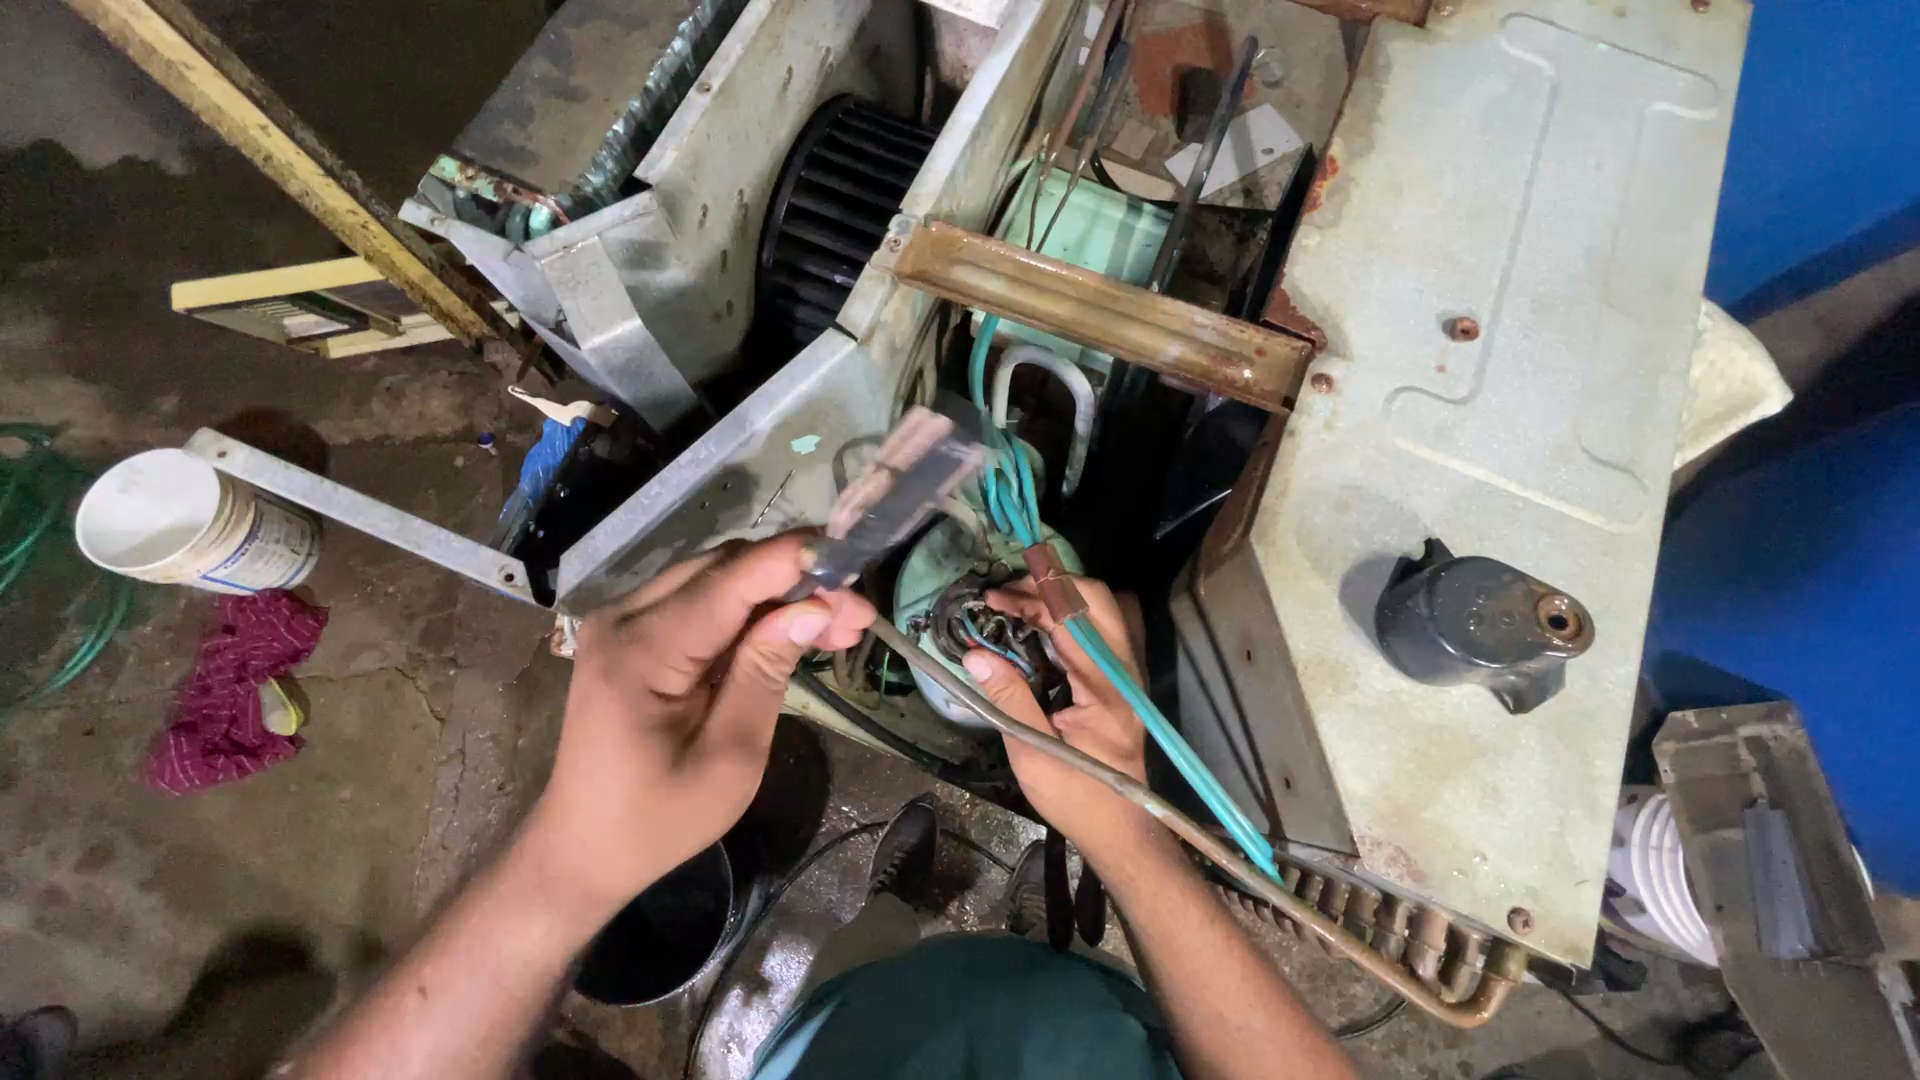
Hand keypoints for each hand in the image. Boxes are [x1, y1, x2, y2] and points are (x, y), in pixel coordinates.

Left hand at [523, 533, 874, 920]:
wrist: (584, 848)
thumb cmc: (660, 819)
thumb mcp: (731, 755)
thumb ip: (767, 672)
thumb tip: (815, 607)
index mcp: (641, 652)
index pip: (730, 579)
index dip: (796, 561)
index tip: (857, 563)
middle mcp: (623, 617)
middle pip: (725, 566)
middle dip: (796, 579)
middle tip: (855, 614)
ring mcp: (622, 620)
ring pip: (717, 575)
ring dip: (778, 591)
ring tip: (836, 623)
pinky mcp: (632, 631)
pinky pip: (702, 598)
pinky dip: (751, 607)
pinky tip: (790, 628)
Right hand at [961, 575, 1151, 852]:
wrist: (1119, 829)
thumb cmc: (1078, 795)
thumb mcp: (1033, 751)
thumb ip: (1008, 698)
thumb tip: (974, 654)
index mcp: (1107, 686)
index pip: (1076, 619)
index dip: (1035, 597)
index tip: (996, 596)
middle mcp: (1123, 671)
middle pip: (1096, 601)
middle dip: (1048, 588)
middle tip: (1005, 595)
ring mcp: (1123, 674)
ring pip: (1097, 613)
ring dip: (1056, 600)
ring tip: (1013, 604)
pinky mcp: (1115, 681)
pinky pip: (1093, 633)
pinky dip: (1063, 620)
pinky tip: (1033, 628)